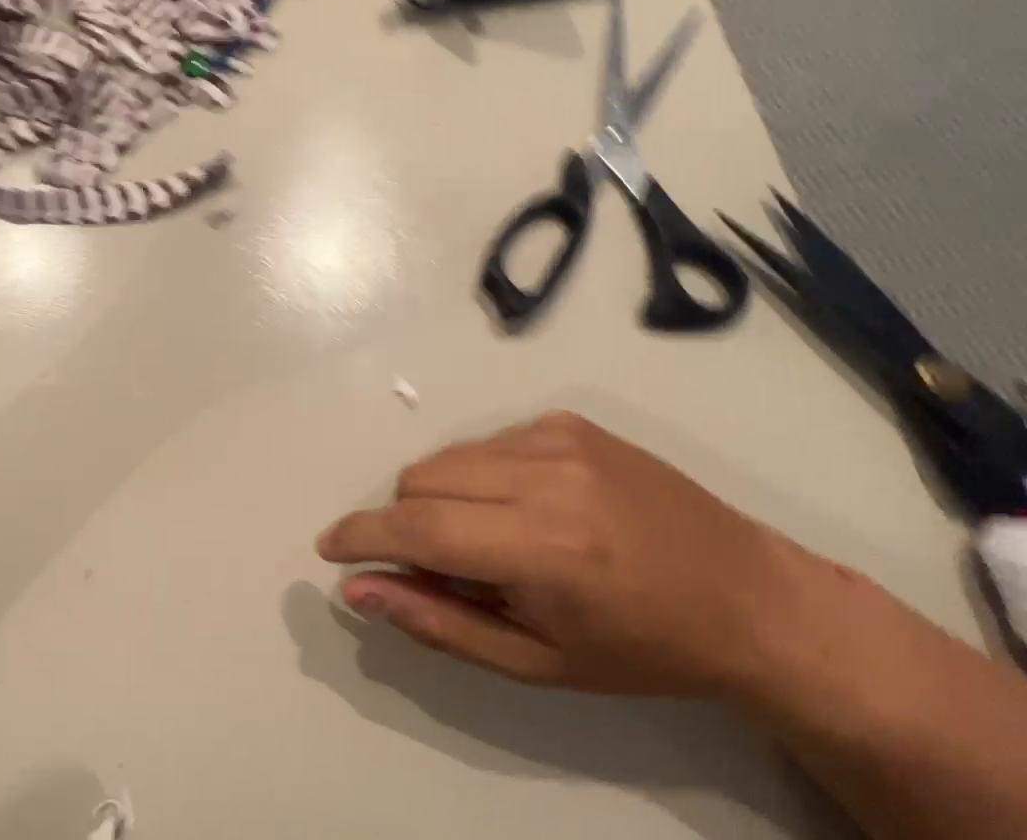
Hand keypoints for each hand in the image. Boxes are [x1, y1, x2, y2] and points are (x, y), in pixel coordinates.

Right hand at [316, 412, 830, 698]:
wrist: (754, 600)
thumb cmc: (643, 648)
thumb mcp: (535, 661)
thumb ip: (437, 621)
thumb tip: (357, 590)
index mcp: (544, 546)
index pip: (417, 529)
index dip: (360, 538)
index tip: (329, 550)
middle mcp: (547, 476)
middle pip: (418, 481)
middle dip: (406, 525)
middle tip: (441, 569)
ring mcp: (560, 439)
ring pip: (446, 457)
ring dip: (439, 498)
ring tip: (489, 540)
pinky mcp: (570, 423)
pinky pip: (484, 442)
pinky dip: (478, 476)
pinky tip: (522, 508)